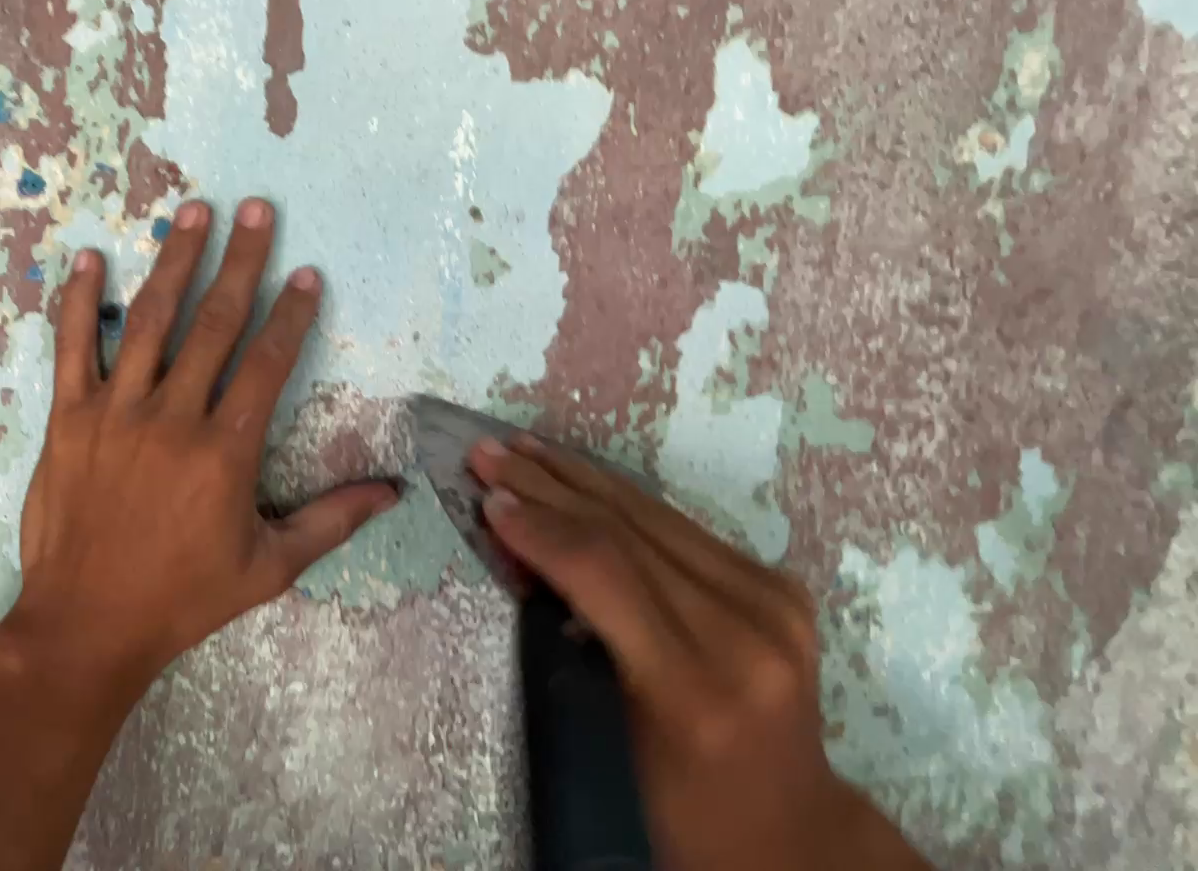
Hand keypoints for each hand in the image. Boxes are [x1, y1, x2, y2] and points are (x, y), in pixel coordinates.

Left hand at [4, 196, 400, 691]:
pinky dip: (78, 302)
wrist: (88, 624)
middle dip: (241, 261)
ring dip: (174, 261)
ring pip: (150, 321)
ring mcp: (115, 412)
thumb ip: (331, 522)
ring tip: (193, 212)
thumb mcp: (269, 568)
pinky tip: (90, 258)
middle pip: (214, 324)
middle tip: (258, 209)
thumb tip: (393, 492)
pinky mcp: (69, 418)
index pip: (267, 364)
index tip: (306, 273)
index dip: (291, 315)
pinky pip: (73, 348)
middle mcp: (173, 417)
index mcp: (225, 450)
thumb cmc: (183, 599)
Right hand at [467, 436, 929, 870]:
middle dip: (546, 485)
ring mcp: (772, 601)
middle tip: (487, 454)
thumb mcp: (612, 732)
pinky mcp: (778, 586)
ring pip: (652, 514)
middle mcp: (745, 631)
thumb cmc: (678, 805)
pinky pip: (678, 524)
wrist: (792, 831)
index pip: (604, 572)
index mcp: (695, 685)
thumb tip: (521, 552)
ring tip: (523, 448)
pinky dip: (617, 494)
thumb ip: (571, 636)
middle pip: (626, 531)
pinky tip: (578, 473)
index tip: (485, 500)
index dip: (539, 527)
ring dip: (577, 475)